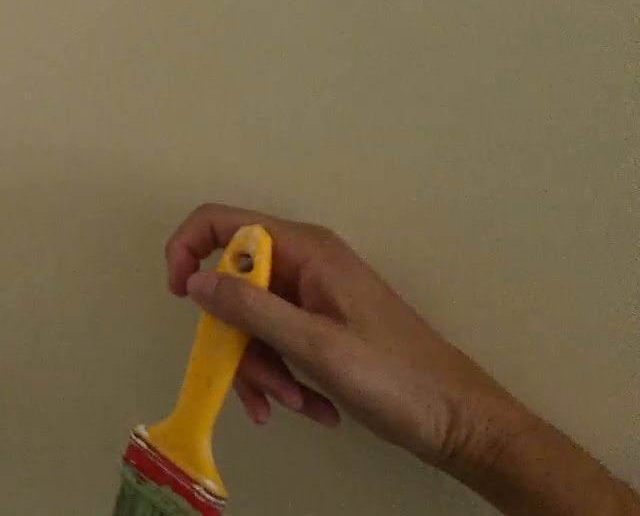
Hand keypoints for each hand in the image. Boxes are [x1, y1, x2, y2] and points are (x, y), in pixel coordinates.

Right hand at [164, 203, 519, 474]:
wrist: (475, 434)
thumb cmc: (402, 382)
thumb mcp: (317, 346)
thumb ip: (250, 308)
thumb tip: (194, 281)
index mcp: (305, 250)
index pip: (218, 222)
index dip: (187, 249)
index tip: (182, 295)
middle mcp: (303, 263)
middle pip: (231, 282)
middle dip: (236, 336)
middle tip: (256, 381)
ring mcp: (311, 295)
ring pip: (248, 317)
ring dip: (260, 366)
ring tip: (294, 405)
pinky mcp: (318, 325)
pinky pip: (272, 339)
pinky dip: (280, 374)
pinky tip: (310, 406)